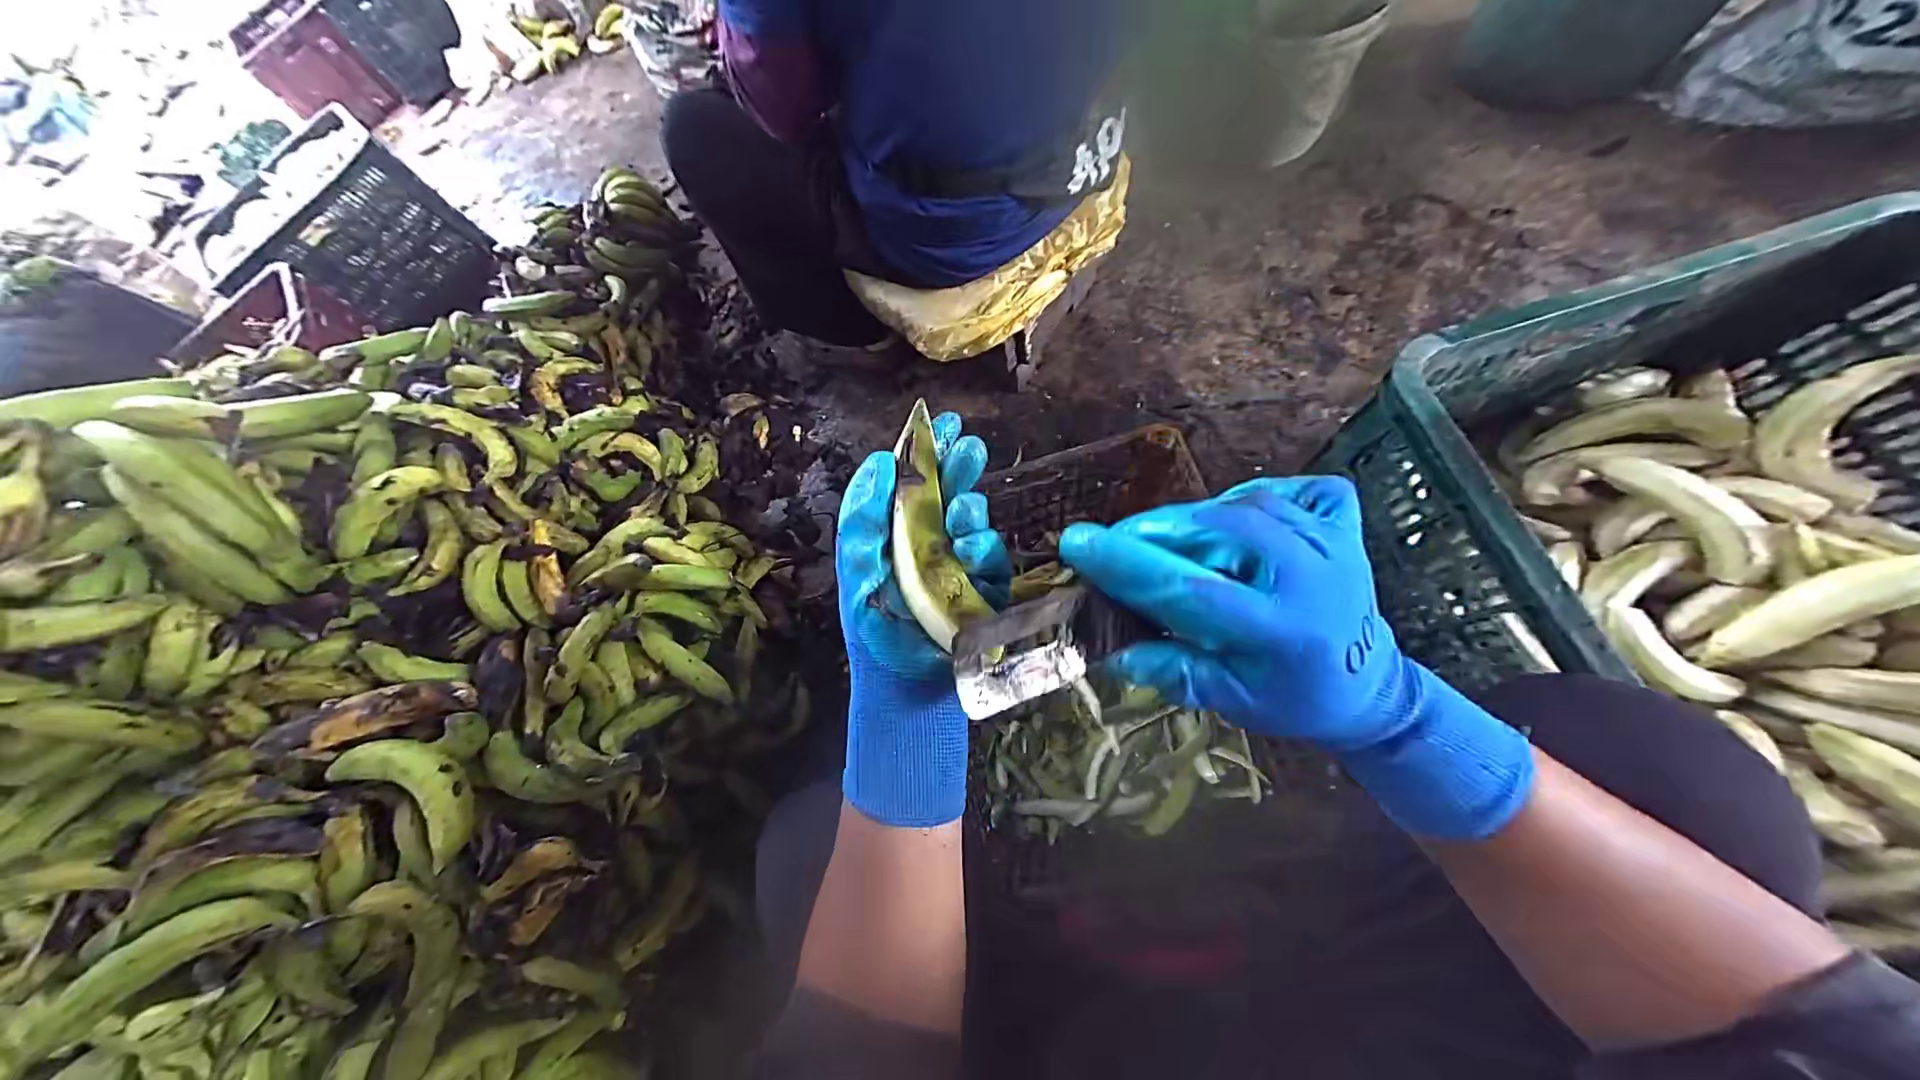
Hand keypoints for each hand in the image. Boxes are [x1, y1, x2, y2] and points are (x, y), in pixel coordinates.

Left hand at [836, 412, 1010, 827]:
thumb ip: (861, 518)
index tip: (940, 423)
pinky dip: (984, 548)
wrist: (902, 690)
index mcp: (896, 538)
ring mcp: (960, 570)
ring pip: (974, 525)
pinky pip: (991, 563)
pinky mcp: (984, 594)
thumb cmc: (874, 630)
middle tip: (969, 446)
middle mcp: (930, 548)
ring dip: (971, 509)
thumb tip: (880, 463)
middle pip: (950, 497)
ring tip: (964, 509)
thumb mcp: (856, 570)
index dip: (926, 452)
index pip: (914, 486)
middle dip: (960, 469)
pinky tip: (974, 543)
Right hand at [1059, 477, 1532, 839]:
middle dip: (1152, 531)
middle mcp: (1311, 575)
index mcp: (1281, 630)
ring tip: (1164, 539)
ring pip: (1244, 502)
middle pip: (1215, 531)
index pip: (1189, 587)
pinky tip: (1231, 519)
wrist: (1368, 686)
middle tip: (1114, 543)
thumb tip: (1109, 646)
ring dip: (1193, 516)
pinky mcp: (1341, 522)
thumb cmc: (1292, 699)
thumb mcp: (1229, 698)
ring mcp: (1332, 541)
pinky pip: (1287, 488)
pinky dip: (1249, 495)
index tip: (1078, 543)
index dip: (1126, 563)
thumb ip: (1170, 670)